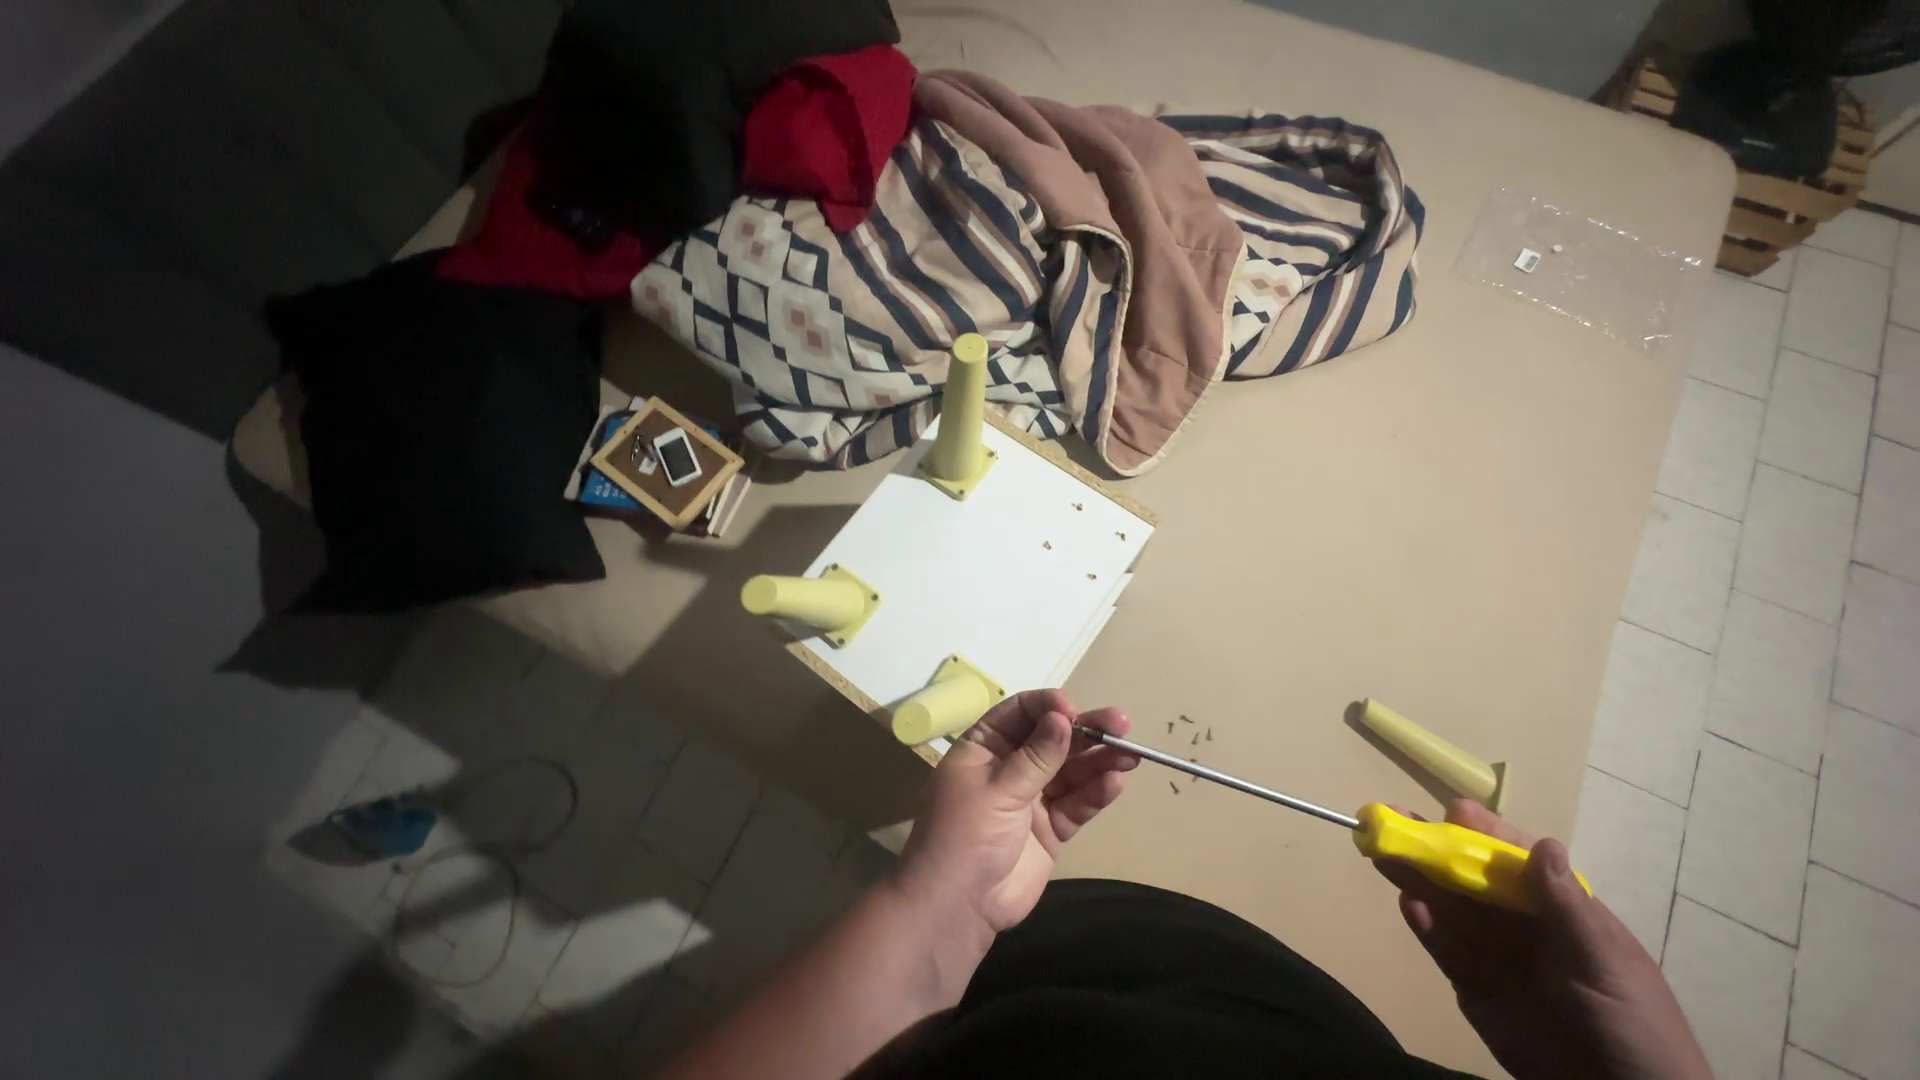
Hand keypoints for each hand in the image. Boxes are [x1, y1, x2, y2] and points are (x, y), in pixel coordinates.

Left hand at [891, 690, 1135, 935]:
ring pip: (1071, 771)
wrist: (957, 907)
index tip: (1074, 710)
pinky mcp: (1050, 829)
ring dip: (1100, 760)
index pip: (1019, 713)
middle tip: (1122, 723)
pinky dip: (1096, 793)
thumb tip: (1063, 718)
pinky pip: (1076, 804)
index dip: (1048, 707)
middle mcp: (1009, 767)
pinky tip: (1115, 782)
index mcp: (984, 748)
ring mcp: (1031, 799)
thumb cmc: (964, 836)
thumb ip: (1036, 757)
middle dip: (1086, 730)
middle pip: (1052, 739)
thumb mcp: (997, 790)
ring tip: (1130, 752)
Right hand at [1374, 800, 1712, 1079]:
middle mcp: (1520, 922)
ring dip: (1415, 876)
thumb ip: (1568, 906)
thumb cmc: (1633, 1026)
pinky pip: (1443, 946)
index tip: (1454, 812)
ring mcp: (1493, 952)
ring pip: (1447, 904)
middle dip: (1433, 845)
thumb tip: (1544, 842)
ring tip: (1382, 853)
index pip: (1514, 858)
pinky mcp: (1472, 984)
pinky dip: (1423, 924)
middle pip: (1469, 875)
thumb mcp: (1607, 963)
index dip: (1484, 833)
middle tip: (1394, 819)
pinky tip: (1408, 904)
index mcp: (1559, 908)